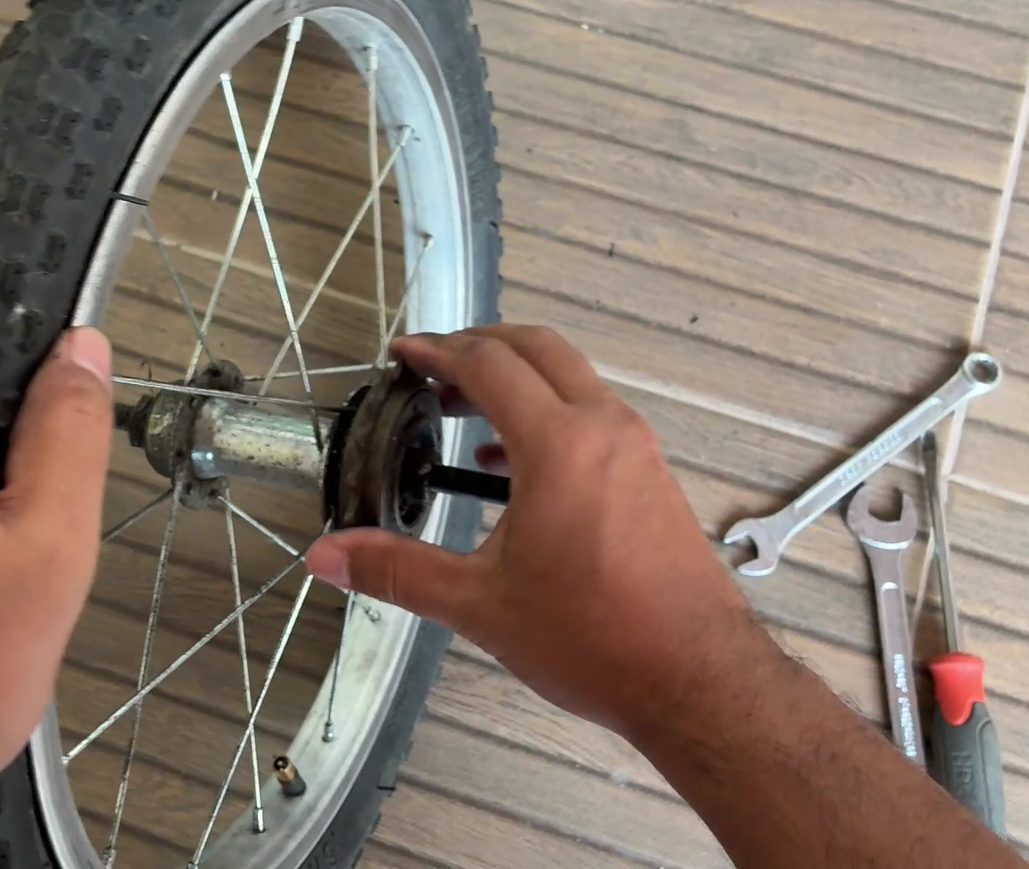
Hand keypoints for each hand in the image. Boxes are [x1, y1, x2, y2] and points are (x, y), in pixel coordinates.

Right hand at [305, 325, 760, 735]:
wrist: (702, 684)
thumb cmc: (594, 639)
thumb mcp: (480, 604)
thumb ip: (397, 570)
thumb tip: (326, 555)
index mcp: (558, 444)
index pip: (488, 364)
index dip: (437, 351)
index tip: (403, 353)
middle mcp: (603, 426)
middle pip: (536, 346)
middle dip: (478, 343)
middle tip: (431, 363)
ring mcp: (635, 445)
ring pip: (569, 374)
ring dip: (514, 374)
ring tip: (462, 406)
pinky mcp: (650, 471)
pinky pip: (591, 411)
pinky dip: (545, 408)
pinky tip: (509, 459)